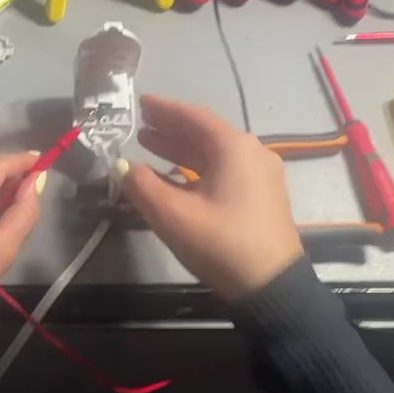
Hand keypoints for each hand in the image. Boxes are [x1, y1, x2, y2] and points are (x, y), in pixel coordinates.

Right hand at [120, 95, 302, 301]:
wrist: (271, 289)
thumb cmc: (222, 244)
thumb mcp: (173, 215)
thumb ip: (142, 185)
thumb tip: (122, 166)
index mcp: (235, 148)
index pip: (194, 116)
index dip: (165, 109)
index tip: (141, 103)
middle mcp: (252, 153)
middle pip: (205, 132)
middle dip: (171, 128)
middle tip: (141, 124)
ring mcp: (260, 176)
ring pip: (214, 153)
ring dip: (182, 149)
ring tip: (150, 145)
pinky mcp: (261, 197)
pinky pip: (223, 171)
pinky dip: (196, 168)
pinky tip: (174, 177)